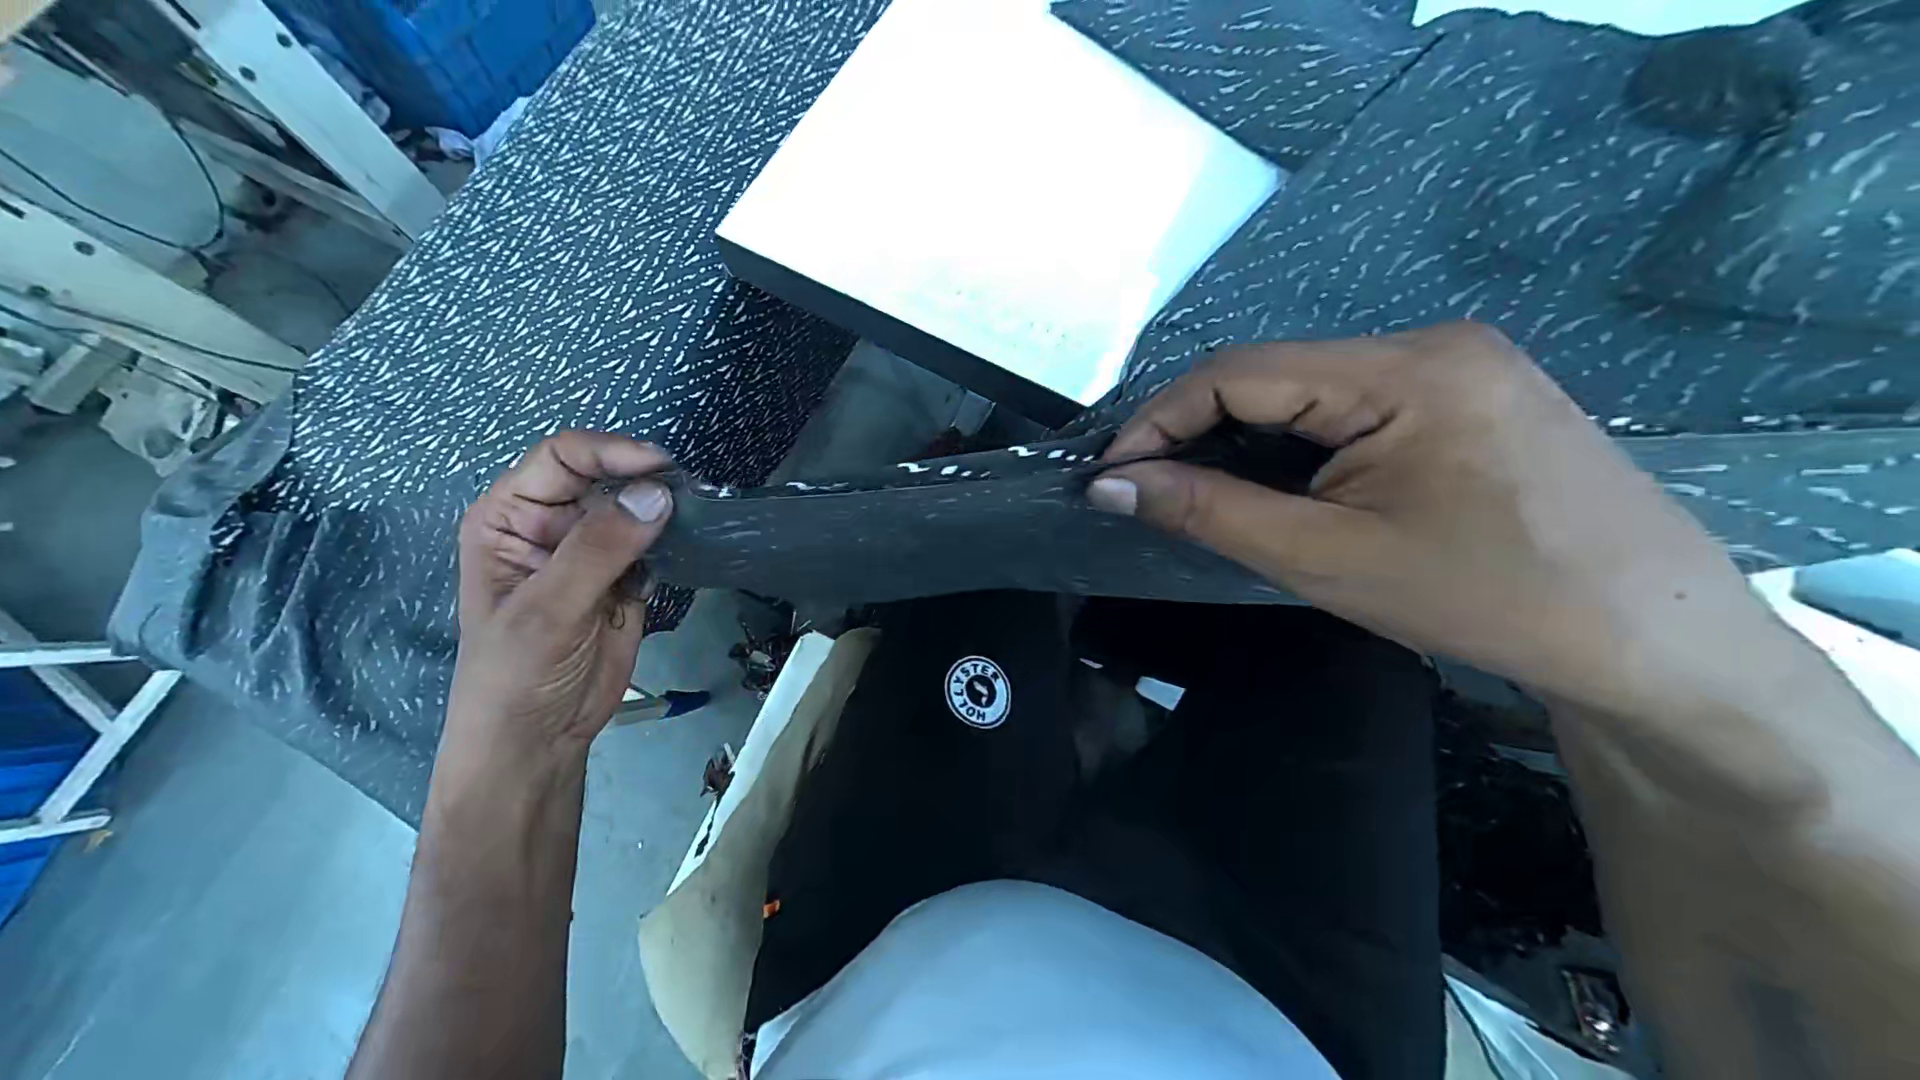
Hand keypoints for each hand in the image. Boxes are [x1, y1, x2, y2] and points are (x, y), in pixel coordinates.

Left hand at [446, 431, 674, 760]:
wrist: (540, 737)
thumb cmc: (516, 673)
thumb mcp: (548, 610)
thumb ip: (598, 549)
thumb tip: (657, 494)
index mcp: (510, 517)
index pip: (561, 459)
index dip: (608, 453)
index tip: (659, 467)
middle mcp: (552, 523)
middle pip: (604, 478)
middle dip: (645, 481)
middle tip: (690, 495)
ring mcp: (592, 551)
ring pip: (636, 509)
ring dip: (667, 510)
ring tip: (699, 516)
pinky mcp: (626, 576)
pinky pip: (656, 543)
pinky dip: (676, 541)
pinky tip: (692, 545)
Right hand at [1089, 322, 1782, 725]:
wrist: (1652, 643)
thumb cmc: (1483, 599)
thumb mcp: (1324, 557)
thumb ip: (1207, 511)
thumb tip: (1109, 485)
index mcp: (1403, 368)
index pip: (1239, 370)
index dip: (1159, 418)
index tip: (1111, 474)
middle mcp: (1428, 343)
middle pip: (1272, 373)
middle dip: (1195, 429)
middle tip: (1147, 488)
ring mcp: (1455, 365)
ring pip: (1307, 388)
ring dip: (1242, 437)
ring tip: (1199, 491)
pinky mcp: (1467, 395)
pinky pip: (1348, 403)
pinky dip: (1293, 442)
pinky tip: (1278, 483)